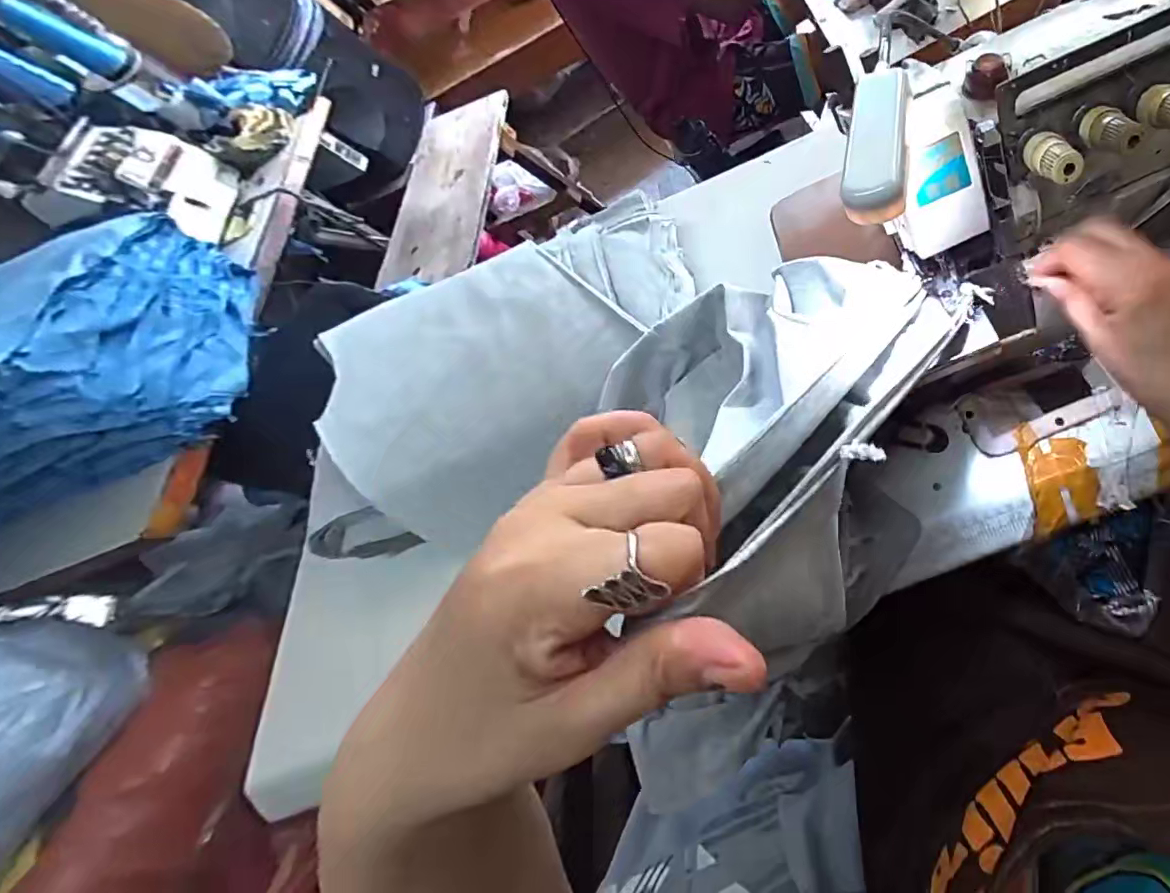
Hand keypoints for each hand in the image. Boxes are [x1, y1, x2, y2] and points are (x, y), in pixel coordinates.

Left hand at [321, 412, 766, 840]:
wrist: (417, 724)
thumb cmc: (492, 736)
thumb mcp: (577, 726)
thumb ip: (662, 673)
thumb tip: (752, 659)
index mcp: (544, 576)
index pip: (674, 544)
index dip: (689, 587)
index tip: (656, 627)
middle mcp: (544, 513)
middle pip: (675, 485)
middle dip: (694, 539)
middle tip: (661, 599)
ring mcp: (538, 494)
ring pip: (653, 451)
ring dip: (678, 498)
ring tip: (656, 554)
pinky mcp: (537, 490)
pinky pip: (598, 434)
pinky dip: (636, 447)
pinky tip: (642, 489)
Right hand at [1028, 219, 1169, 427]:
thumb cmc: (1148, 377)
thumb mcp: (1100, 342)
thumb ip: (1072, 302)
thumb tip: (1046, 279)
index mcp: (1130, 280)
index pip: (1077, 248)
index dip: (1050, 259)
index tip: (1035, 278)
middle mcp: (1155, 261)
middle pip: (1100, 229)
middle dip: (1070, 247)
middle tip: (1053, 275)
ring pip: (1122, 238)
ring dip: (1094, 252)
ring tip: (1078, 282)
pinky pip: (1142, 254)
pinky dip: (1118, 262)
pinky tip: (1110, 289)